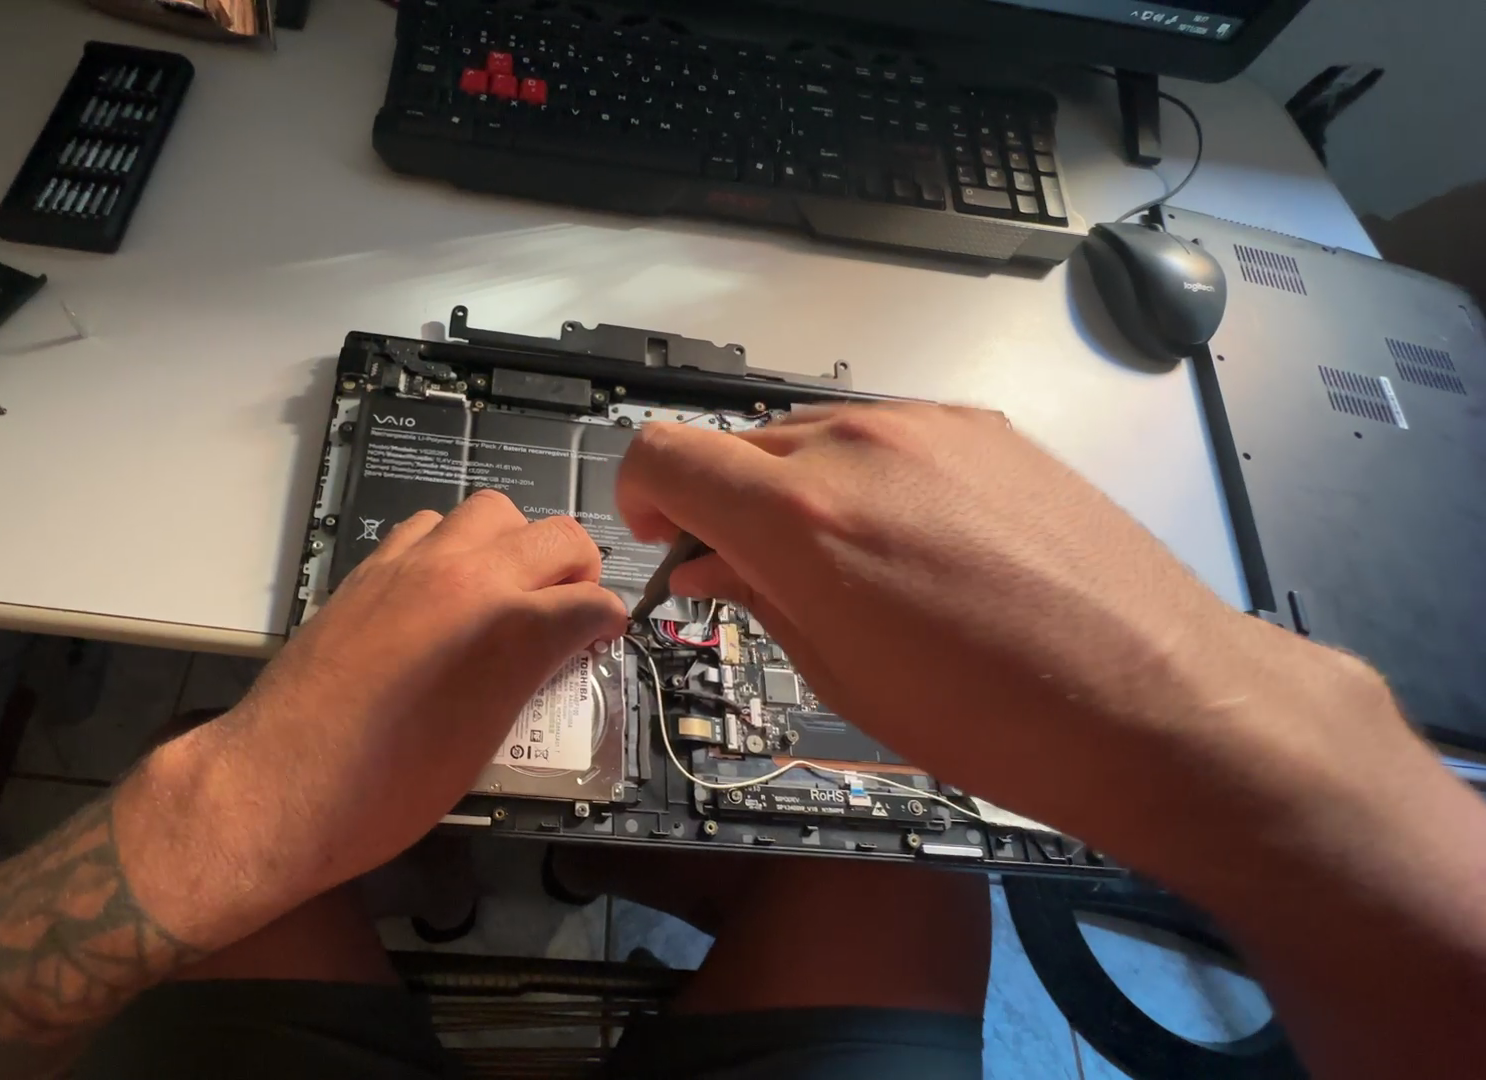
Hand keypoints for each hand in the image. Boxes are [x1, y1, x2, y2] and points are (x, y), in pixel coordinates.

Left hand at [117, 490, 624, 944]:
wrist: (280, 784)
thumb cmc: (390, 790)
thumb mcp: (487, 744)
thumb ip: (530, 680)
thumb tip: (551, 654)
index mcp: (513, 630)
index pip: (594, 601)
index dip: (608, 622)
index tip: (601, 638)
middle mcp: (472, 577)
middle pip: (559, 536)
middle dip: (578, 570)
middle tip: (567, 607)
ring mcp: (417, 562)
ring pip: (493, 511)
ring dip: (513, 544)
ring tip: (504, 586)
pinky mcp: (372, 566)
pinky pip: (430, 525)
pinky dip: (453, 544)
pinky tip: (443, 585)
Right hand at [615, 404, 1425, 868]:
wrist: (1163, 701)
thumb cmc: (984, 717)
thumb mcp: (834, 671)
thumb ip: (751, 594)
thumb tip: (701, 563)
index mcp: (799, 516)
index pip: (660, 453)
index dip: (639, 493)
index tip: (661, 535)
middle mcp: (850, 444)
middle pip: (726, 445)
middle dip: (716, 502)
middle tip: (750, 568)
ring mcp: (920, 424)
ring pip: (797, 434)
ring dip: (784, 486)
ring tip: (837, 555)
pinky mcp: (975, 424)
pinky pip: (870, 431)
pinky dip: (850, 472)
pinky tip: (902, 531)